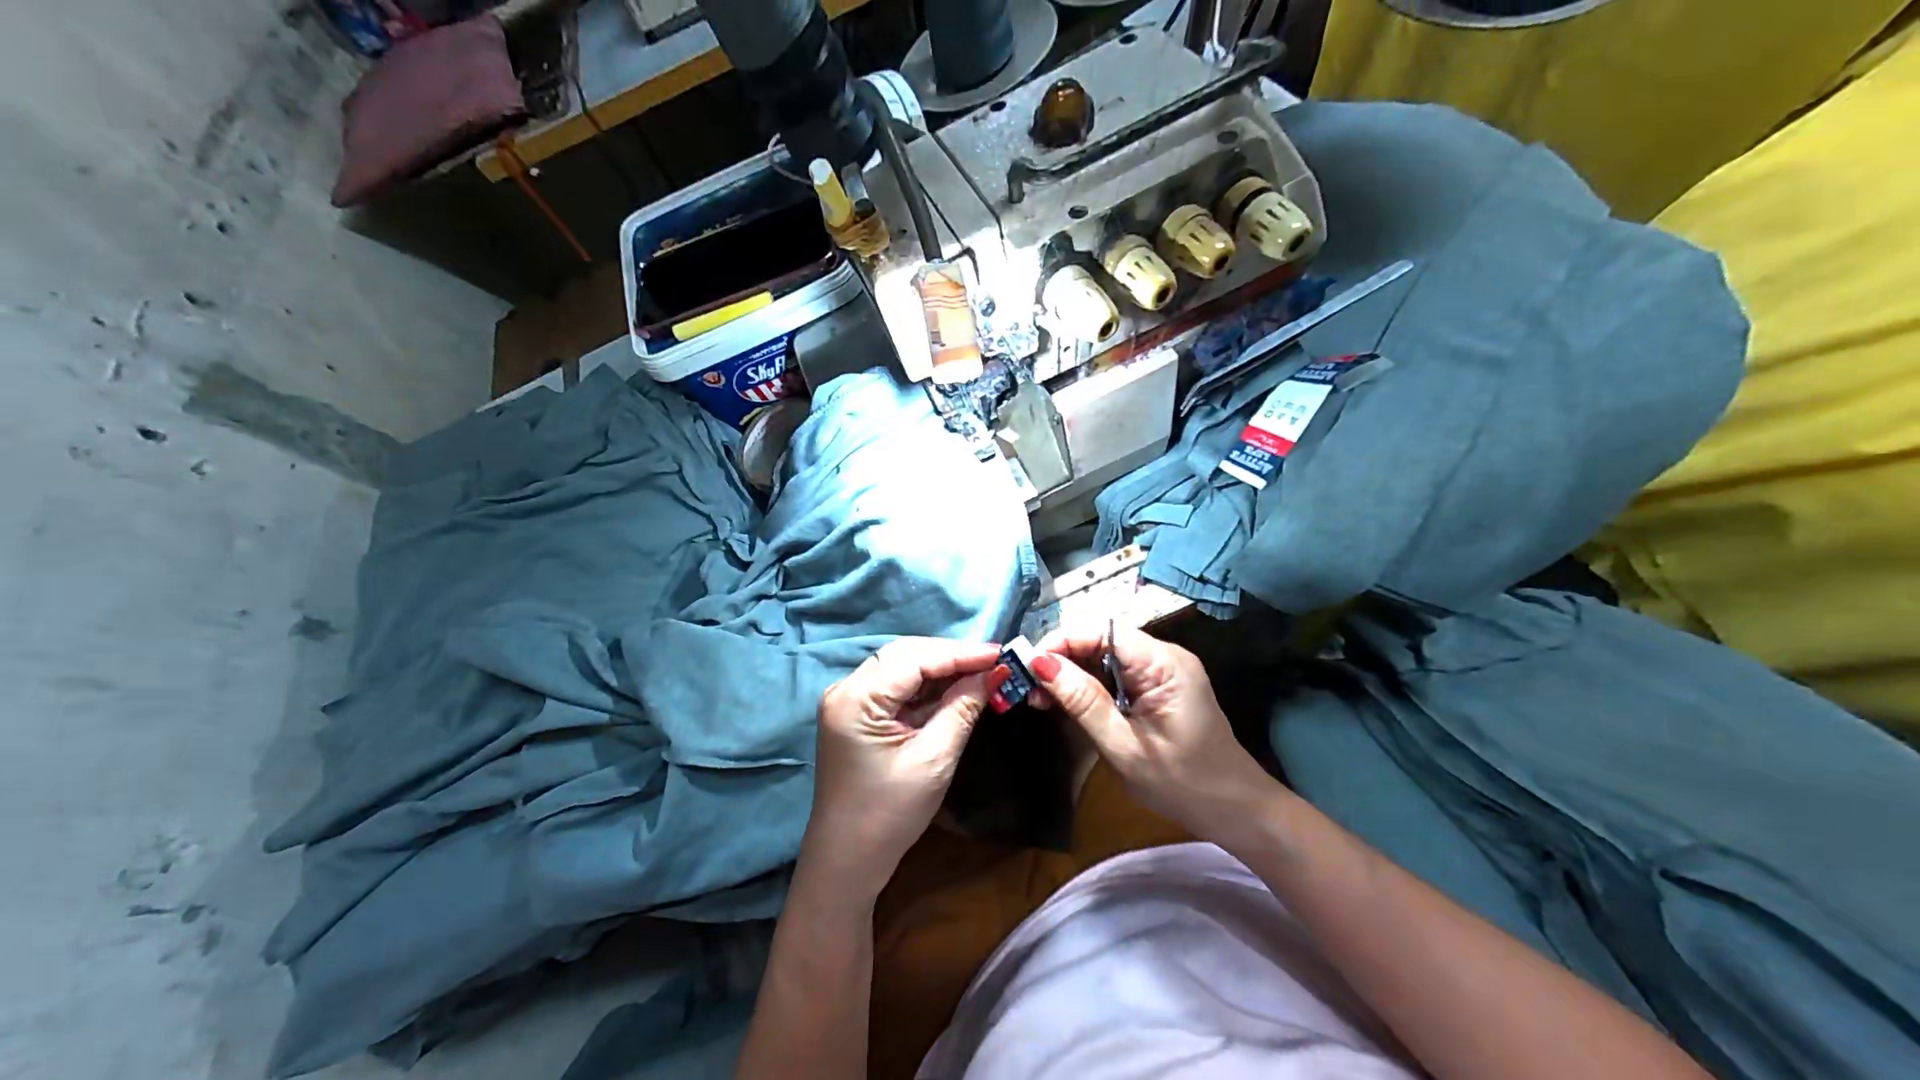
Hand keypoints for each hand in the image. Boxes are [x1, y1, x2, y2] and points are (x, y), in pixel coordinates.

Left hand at [803, 637, 1009, 901]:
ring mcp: (850, 702)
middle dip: (951, 657)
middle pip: (905, 656)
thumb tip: (993, 673)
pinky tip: (957, 687)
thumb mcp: (934, 759)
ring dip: (941, 669)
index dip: (959, 653)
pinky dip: (927, 687)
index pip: (914, 658)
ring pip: (902, 668)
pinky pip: (897, 688)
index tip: (1000, 653)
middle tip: (995, 661)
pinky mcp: (858, 715)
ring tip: (983, 670)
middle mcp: (846, 690)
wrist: (848, 860)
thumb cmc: (889, 814)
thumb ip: (962, 709)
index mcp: (856, 699)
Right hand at [1030, 624, 1288, 846]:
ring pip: (1104, 657)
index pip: (1101, 630)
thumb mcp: (1124, 747)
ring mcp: (1162, 671)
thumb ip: (1083, 701)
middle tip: (1030, 690)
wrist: (1235, 811)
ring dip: (1071, 674)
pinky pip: (1115, 674)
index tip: (1028, 668)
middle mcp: (1163, 656)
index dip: (1061, 642)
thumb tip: (1040, 663)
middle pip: (1100, 639)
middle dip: (1062, 659)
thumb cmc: (1183, 784)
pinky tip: (1067, 704)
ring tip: (1041, 700)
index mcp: (1163, 663)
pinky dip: (1089, 686)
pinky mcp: (1157, 688)